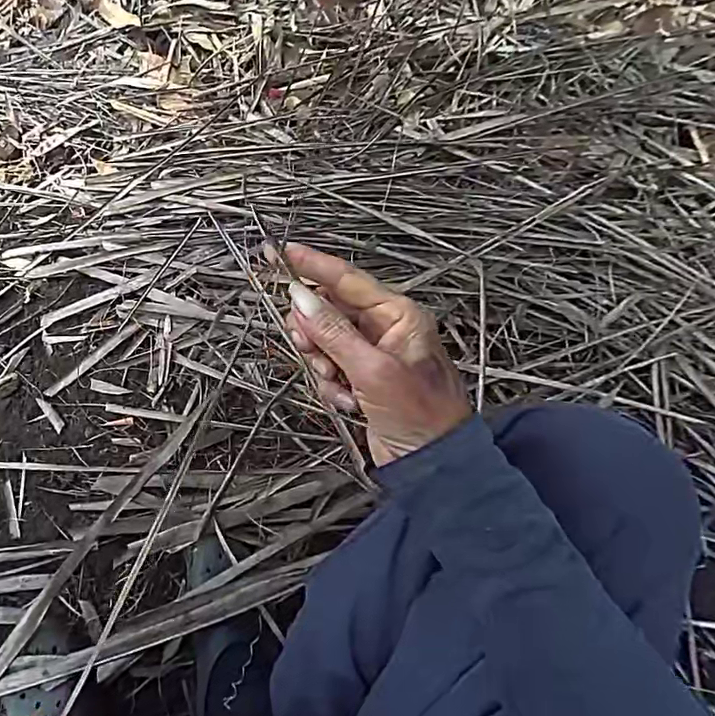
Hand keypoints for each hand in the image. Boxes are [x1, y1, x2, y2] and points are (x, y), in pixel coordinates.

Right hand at [279, 243, 472, 466]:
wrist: (432, 463)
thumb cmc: (423, 416)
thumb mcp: (372, 369)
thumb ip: (333, 332)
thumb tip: (302, 299)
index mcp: (397, 315)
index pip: (345, 279)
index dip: (311, 265)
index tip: (282, 252)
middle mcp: (383, 330)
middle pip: (327, 312)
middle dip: (313, 332)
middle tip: (309, 347)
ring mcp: (369, 354)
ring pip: (321, 341)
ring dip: (321, 364)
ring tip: (337, 381)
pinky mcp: (359, 377)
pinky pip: (326, 368)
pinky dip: (329, 385)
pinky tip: (348, 400)